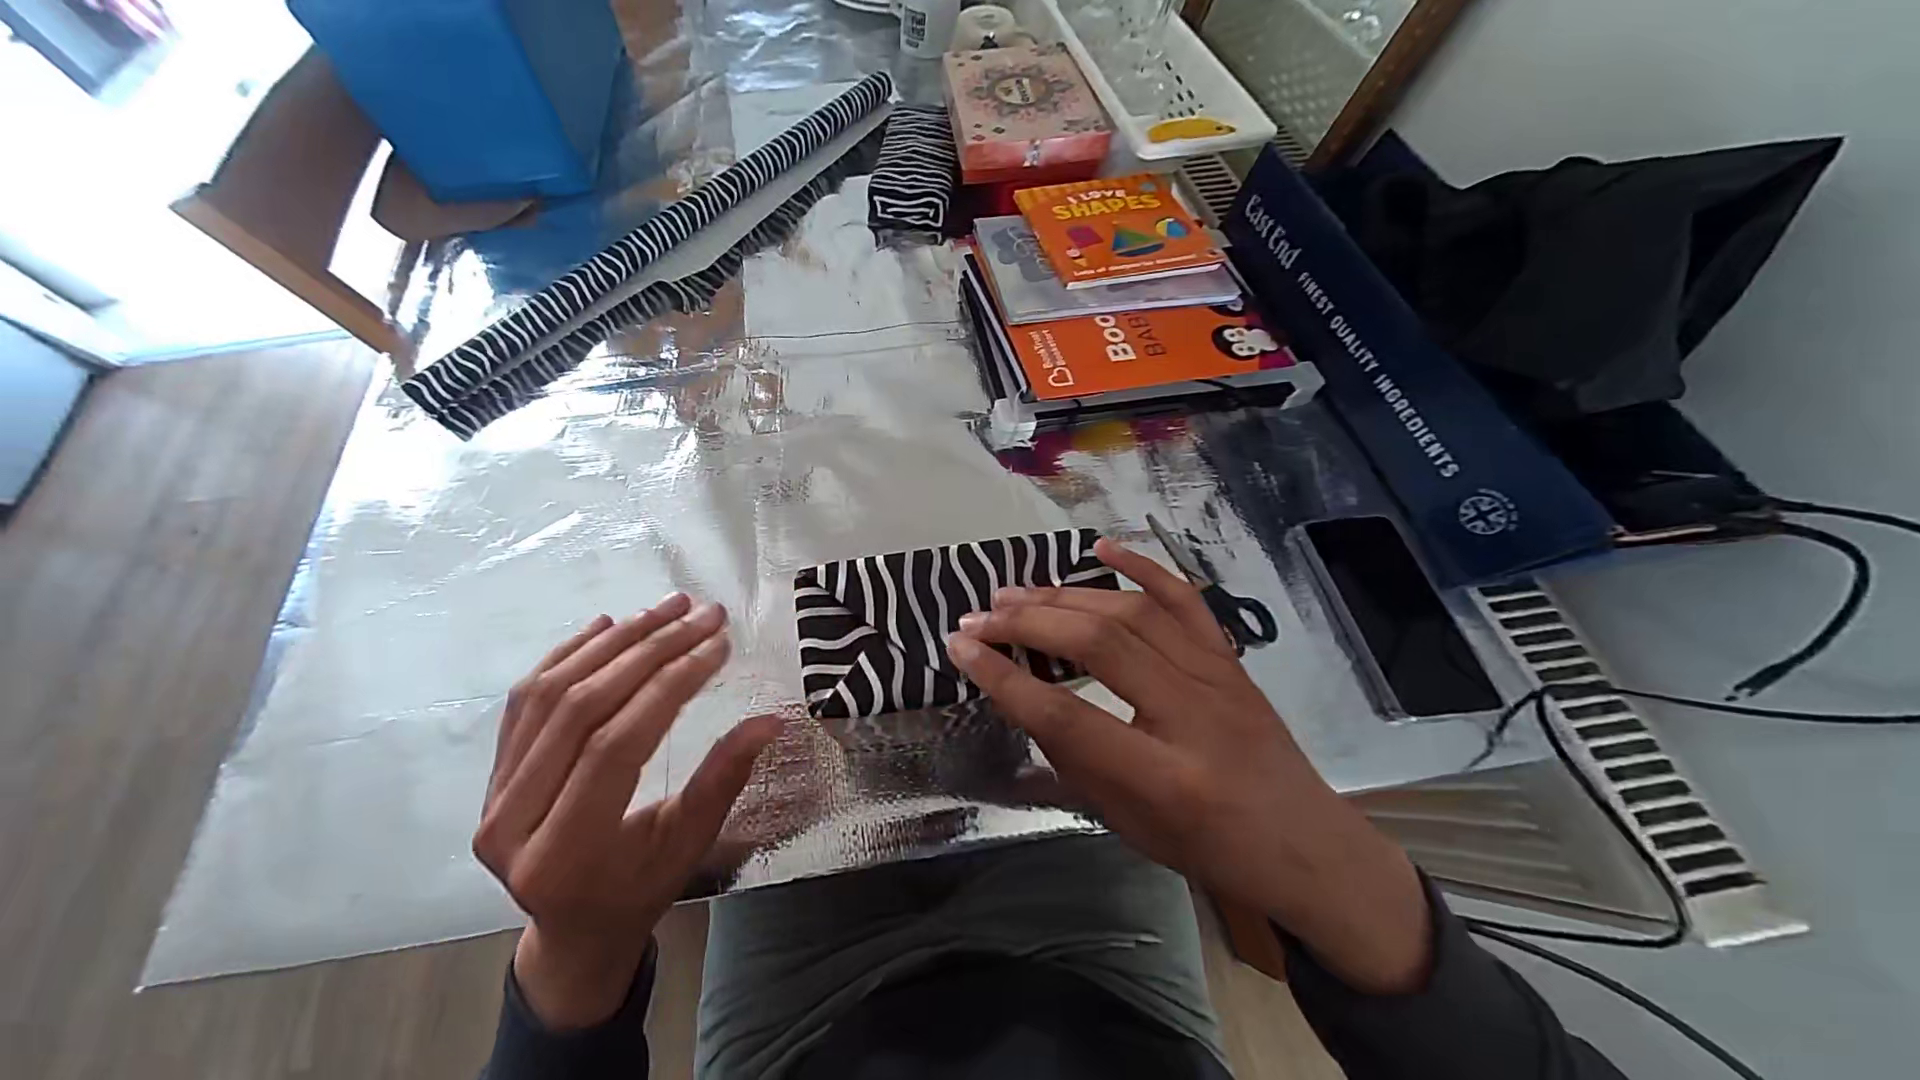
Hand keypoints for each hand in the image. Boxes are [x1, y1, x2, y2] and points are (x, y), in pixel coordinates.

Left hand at [474, 597, 782, 1028]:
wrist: (574, 927)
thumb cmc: (641, 890)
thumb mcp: (689, 844)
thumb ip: (723, 780)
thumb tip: (769, 720)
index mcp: (564, 852)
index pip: (619, 744)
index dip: (672, 684)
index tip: (719, 644)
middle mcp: (512, 819)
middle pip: (581, 708)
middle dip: (649, 649)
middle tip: (701, 614)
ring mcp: (491, 794)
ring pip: (550, 694)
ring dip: (614, 641)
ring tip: (666, 608)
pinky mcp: (492, 774)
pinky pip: (525, 700)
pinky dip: (569, 654)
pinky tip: (609, 626)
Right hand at [945, 539, 1432, 993]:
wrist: (1307, 848)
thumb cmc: (1208, 850)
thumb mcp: (1127, 823)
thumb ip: (1072, 757)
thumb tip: (1022, 696)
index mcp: (1163, 778)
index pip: (1065, 715)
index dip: (1003, 679)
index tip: (960, 648)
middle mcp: (1192, 714)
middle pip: (1097, 646)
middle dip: (1027, 625)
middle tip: (979, 616)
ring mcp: (1218, 677)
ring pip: (1131, 614)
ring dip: (1065, 597)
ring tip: (1015, 593)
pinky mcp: (1231, 659)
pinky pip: (1184, 600)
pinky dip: (1141, 566)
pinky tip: (1100, 549)